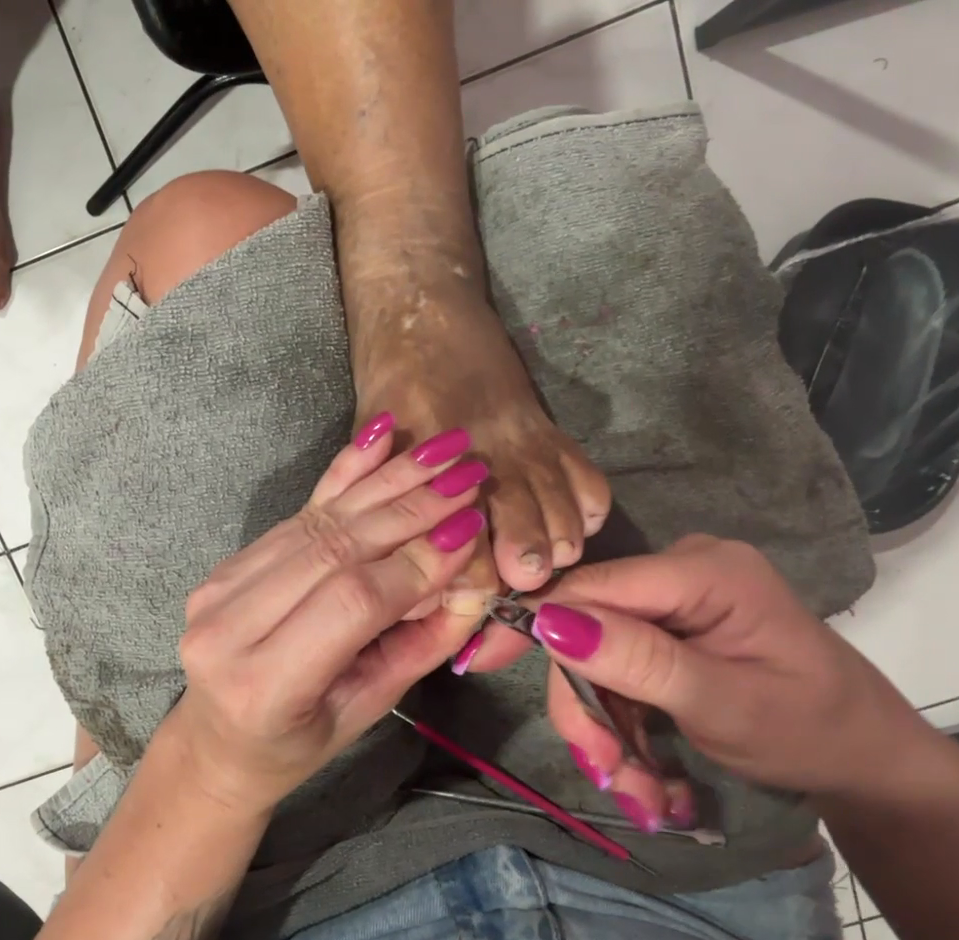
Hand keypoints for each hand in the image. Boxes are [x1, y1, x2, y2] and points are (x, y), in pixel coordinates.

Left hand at [167, 418, 486, 814]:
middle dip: (409, 509)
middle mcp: (228, 629)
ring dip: (385, 482)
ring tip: (444, 450)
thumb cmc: (297, 743)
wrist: (218, 741)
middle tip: (470, 474)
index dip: (415, 562)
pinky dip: (344, 475)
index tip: (472, 526)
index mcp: (263, 686)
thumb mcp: (366, 711)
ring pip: (315, 523)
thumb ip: (418, 645)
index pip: (352, 602)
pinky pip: (294, 514)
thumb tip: (473, 582)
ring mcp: (217, 589)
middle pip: (332, 549)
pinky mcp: (225, 565)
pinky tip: (383, 437)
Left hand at [352, 286, 611, 598]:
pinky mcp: (553, 429)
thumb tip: (398, 561)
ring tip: (544, 570)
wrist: (424, 309)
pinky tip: (567, 529)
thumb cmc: (390, 381)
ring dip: (557, 551)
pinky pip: (589, 481)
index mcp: (437, 465)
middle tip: (517, 593)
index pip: (464, 547)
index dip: (468, 589)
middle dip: (523, 575)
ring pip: (565, 515)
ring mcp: (530, 442)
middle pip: (527, 537)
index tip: (466, 611)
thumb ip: (380, 491)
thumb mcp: (369, 435)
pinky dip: (586, 514)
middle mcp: (493, 458)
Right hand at [490, 536, 937, 818]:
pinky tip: (648, 775)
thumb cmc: (811, 731)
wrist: (868, 763)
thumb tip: (547, 621)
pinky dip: (622, 727)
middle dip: (588, 708)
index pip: (590, 584)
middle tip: (606, 774)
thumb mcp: (724, 703)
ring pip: (595, 660)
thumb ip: (638, 660)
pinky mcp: (670, 633)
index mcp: (703, 570)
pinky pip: (617, 673)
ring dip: (606, 731)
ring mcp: (675, 604)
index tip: (480, 665)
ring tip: (642, 794)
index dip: (531, 621)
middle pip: (587, 629)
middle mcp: (681, 573)